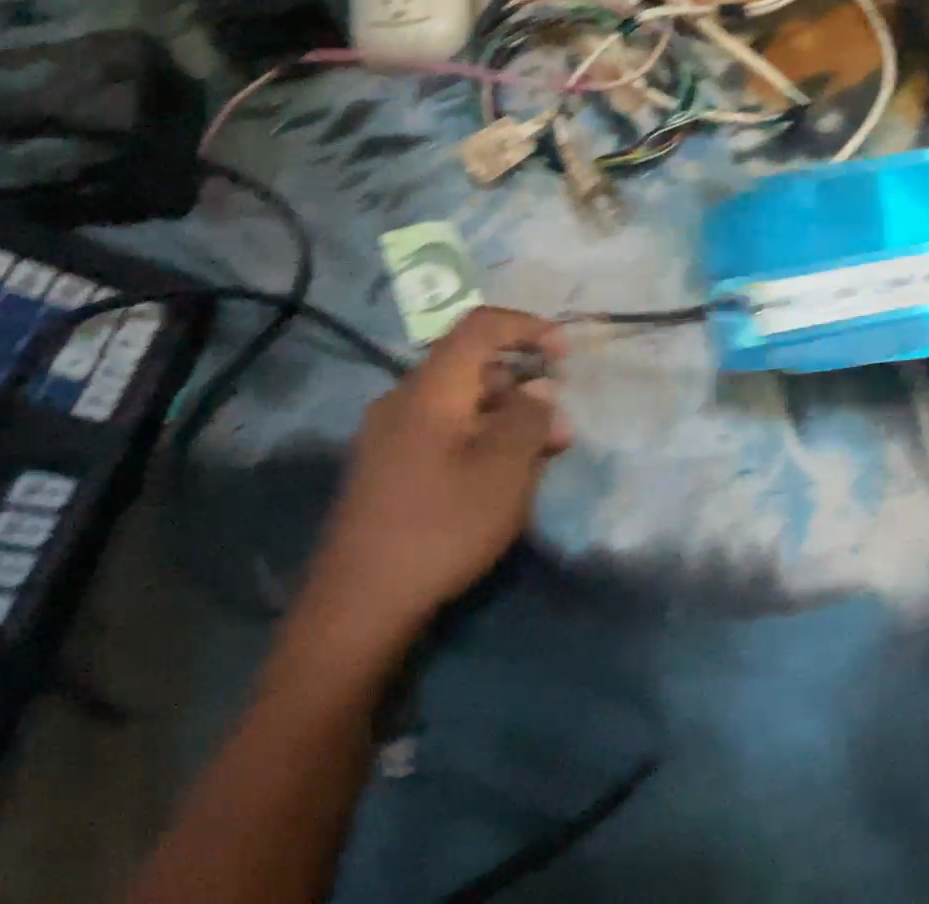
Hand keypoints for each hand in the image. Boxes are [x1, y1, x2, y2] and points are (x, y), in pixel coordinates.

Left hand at [307, 308, 572, 633]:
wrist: (362, 600)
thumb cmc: (443, 526)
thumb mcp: (504, 470)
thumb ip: (530, 419)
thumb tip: (540, 389)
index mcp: (429, 391)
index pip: (479, 328)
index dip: (528, 327)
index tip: (567, 353)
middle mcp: (402, 401)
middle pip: (472, 368)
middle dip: (526, 386)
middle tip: (561, 429)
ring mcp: (390, 436)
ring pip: (462, 405)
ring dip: (508, 418)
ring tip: (540, 459)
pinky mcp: (389, 467)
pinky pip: (446, 432)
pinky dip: (483, 439)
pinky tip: (502, 479)